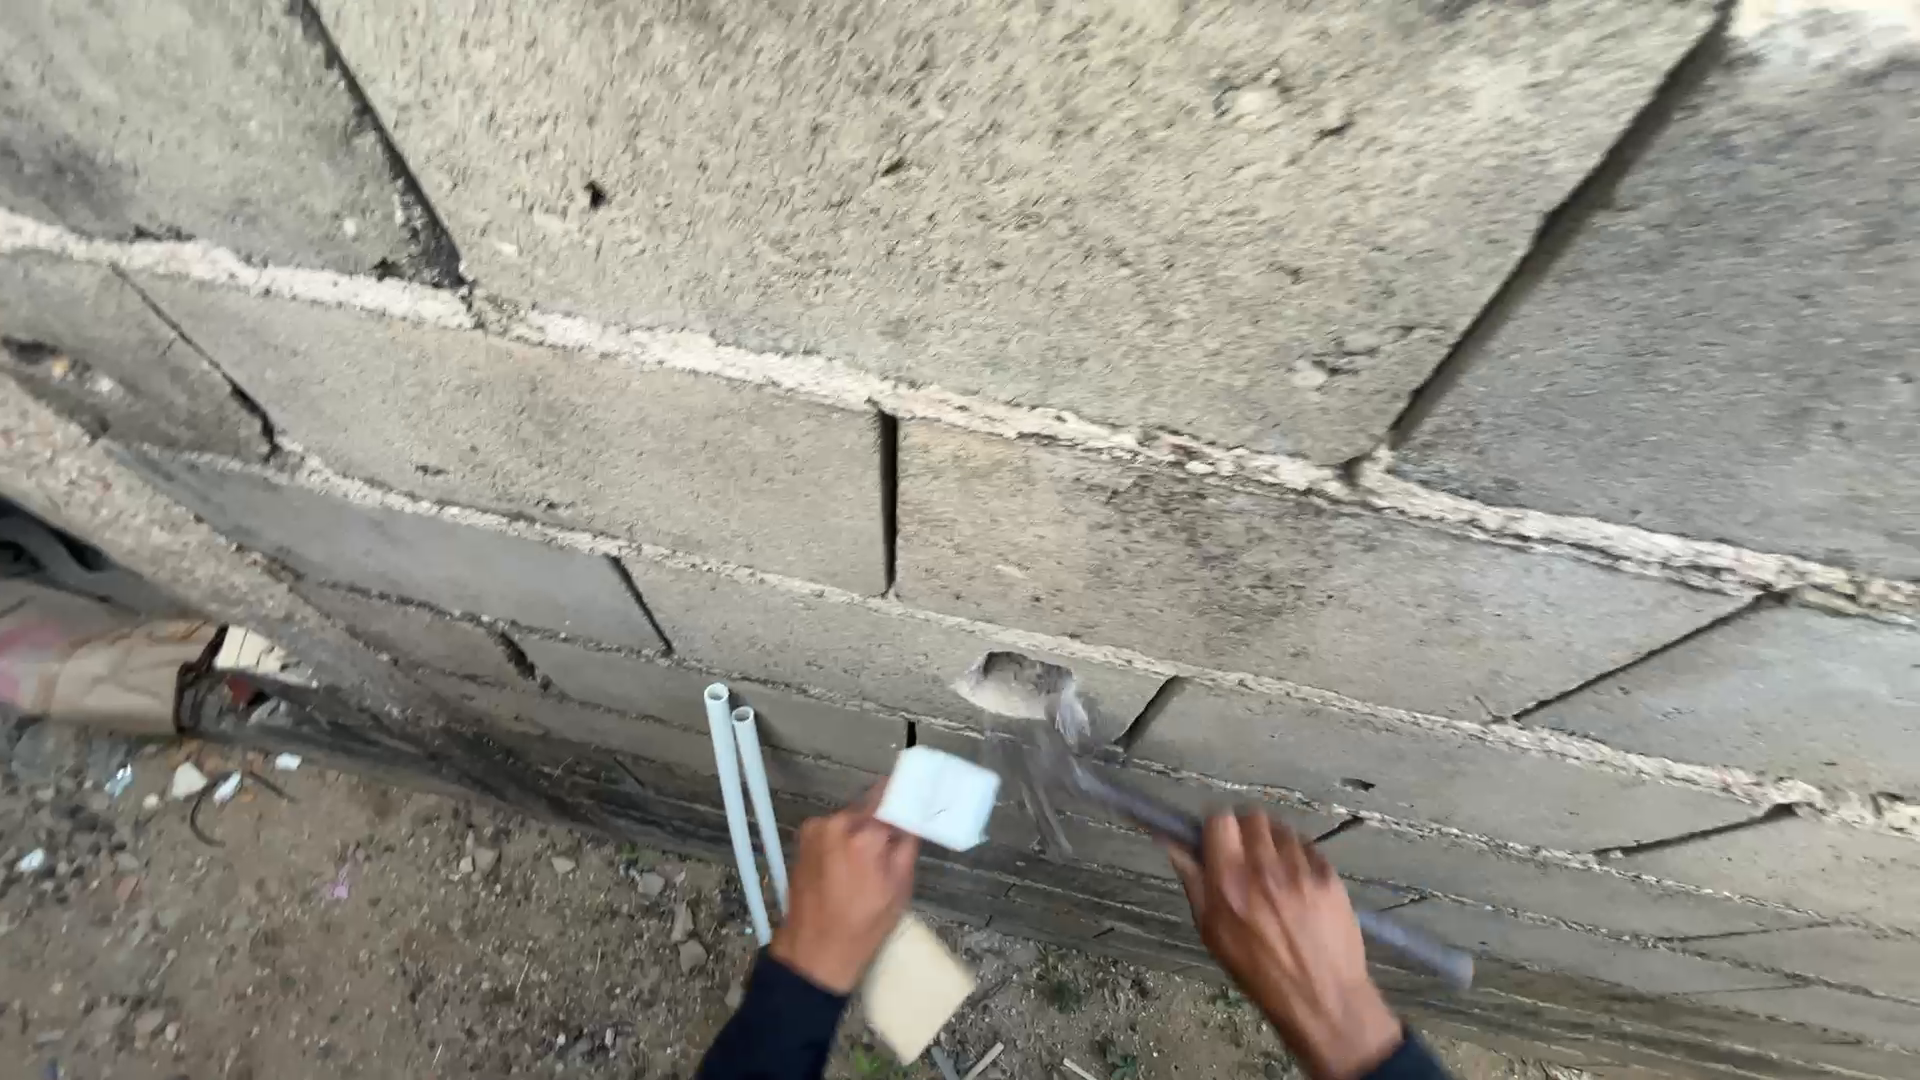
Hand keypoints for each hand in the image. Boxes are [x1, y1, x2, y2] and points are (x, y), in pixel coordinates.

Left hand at [769, 790, 919, 993]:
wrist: (813, 951)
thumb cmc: (862, 925)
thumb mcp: (898, 888)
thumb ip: (907, 846)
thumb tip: (913, 819)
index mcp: (864, 836)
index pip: (892, 799)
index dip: (906, 799)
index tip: (917, 799)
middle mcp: (837, 823)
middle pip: (870, 806)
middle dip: (883, 818)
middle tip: (894, 837)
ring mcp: (816, 829)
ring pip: (851, 817)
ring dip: (862, 828)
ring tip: (869, 856)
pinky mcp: (803, 838)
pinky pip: (833, 828)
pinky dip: (843, 837)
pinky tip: (847, 861)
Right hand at [1168, 811, 1402, 1079]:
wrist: (1324, 1002)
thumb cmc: (1258, 970)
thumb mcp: (1211, 931)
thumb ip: (1192, 880)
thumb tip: (1171, 841)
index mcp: (1230, 881)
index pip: (1219, 819)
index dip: (1217, 825)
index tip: (1219, 838)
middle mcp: (1264, 868)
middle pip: (1251, 816)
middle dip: (1245, 829)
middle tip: (1247, 851)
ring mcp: (1301, 871)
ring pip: (1281, 828)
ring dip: (1273, 840)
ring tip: (1275, 866)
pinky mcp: (1329, 878)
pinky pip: (1309, 846)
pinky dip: (1300, 855)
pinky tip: (1299, 879)